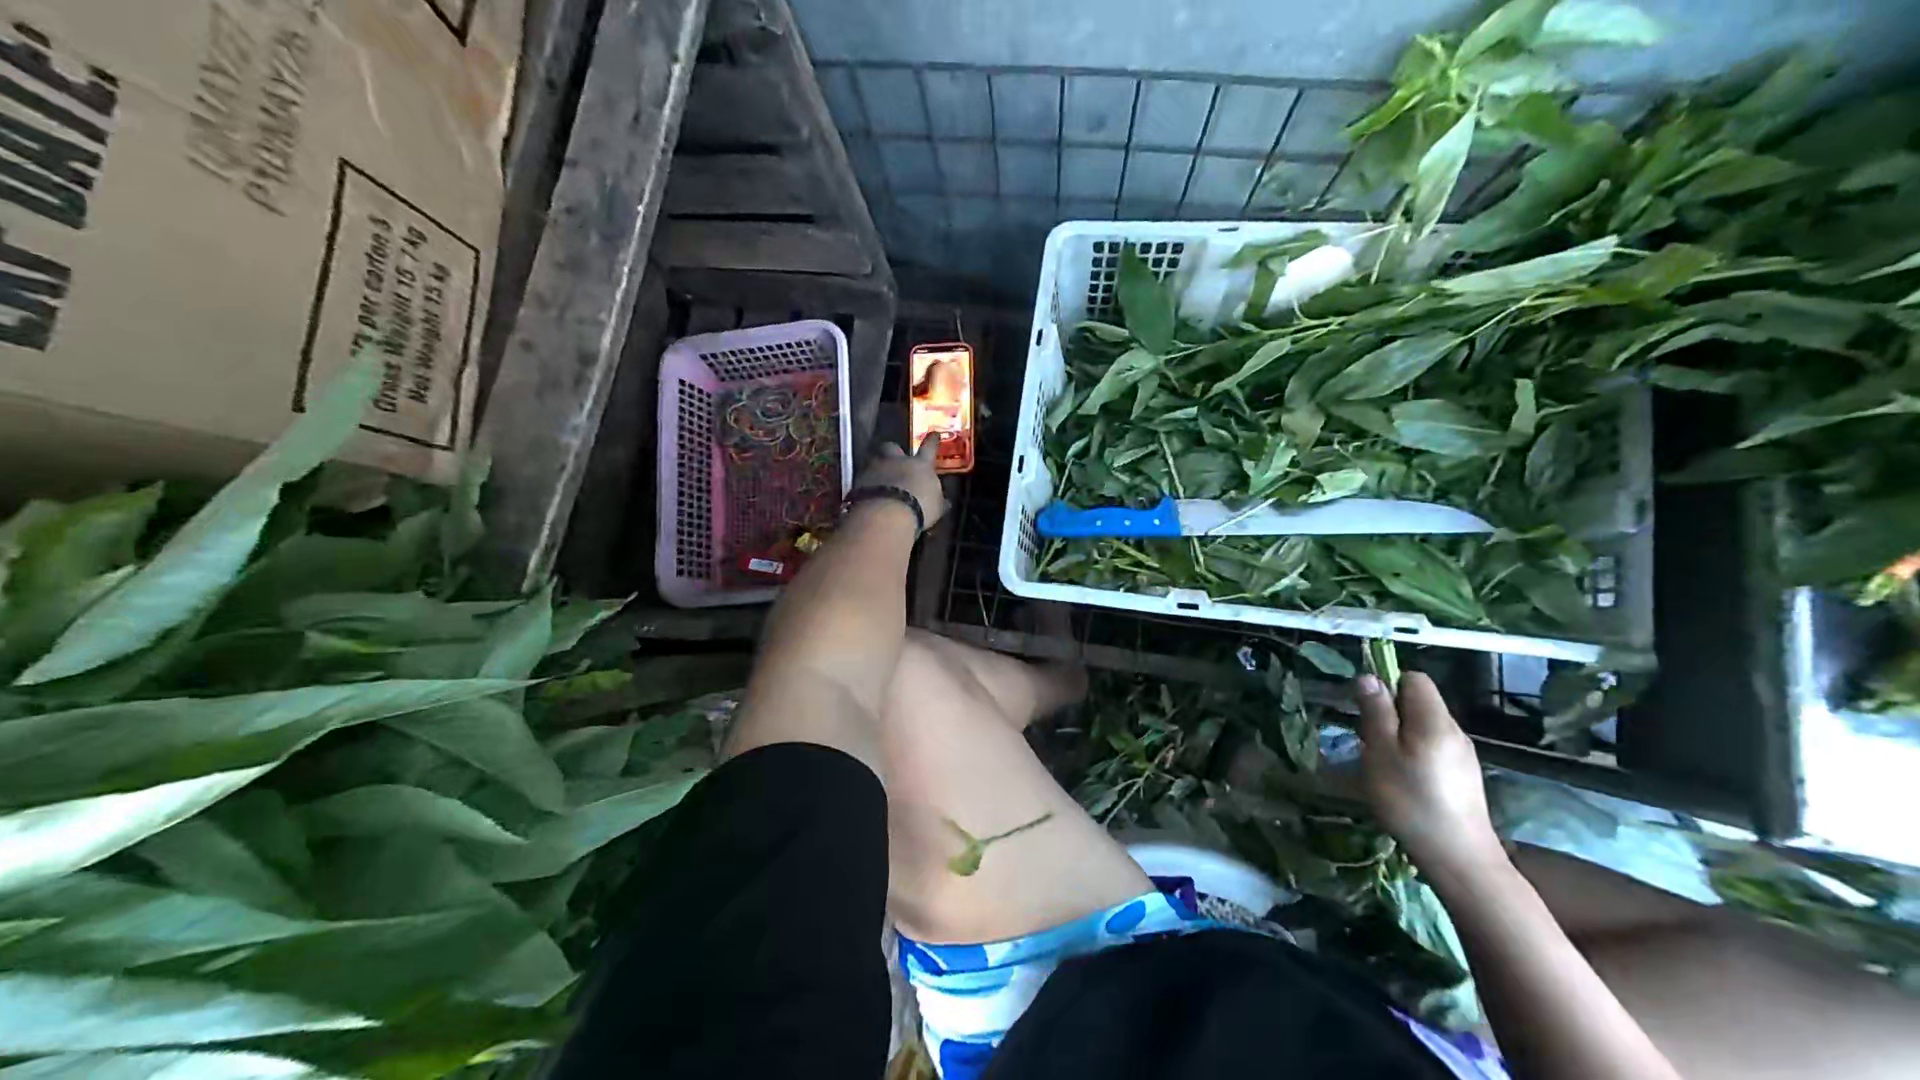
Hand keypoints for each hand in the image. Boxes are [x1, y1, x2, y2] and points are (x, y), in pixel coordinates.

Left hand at [853, 436, 947, 529]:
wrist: (887, 513)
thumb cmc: (920, 507)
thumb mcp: (936, 507)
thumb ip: (938, 501)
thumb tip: (945, 501)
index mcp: (920, 464)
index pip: (929, 448)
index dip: (932, 441)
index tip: (934, 434)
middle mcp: (896, 461)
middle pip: (892, 447)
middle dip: (893, 452)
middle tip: (894, 460)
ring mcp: (875, 468)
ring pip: (874, 461)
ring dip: (877, 468)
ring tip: (878, 480)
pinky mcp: (857, 481)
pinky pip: (863, 478)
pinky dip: (866, 484)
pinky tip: (867, 494)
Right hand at [1353, 671, 1505, 882]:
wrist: (1458, 856)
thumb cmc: (1410, 800)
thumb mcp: (1380, 752)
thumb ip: (1376, 712)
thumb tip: (1369, 676)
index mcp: (1434, 720)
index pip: (1414, 678)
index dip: (1388, 684)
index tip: (1368, 709)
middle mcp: (1454, 730)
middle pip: (1419, 702)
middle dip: (1390, 713)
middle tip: (1369, 742)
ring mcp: (1463, 754)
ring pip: (1424, 727)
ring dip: (1400, 736)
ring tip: (1383, 764)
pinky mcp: (1465, 775)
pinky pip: (1434, 748)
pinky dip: (1415, 754)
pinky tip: (1405, 781)